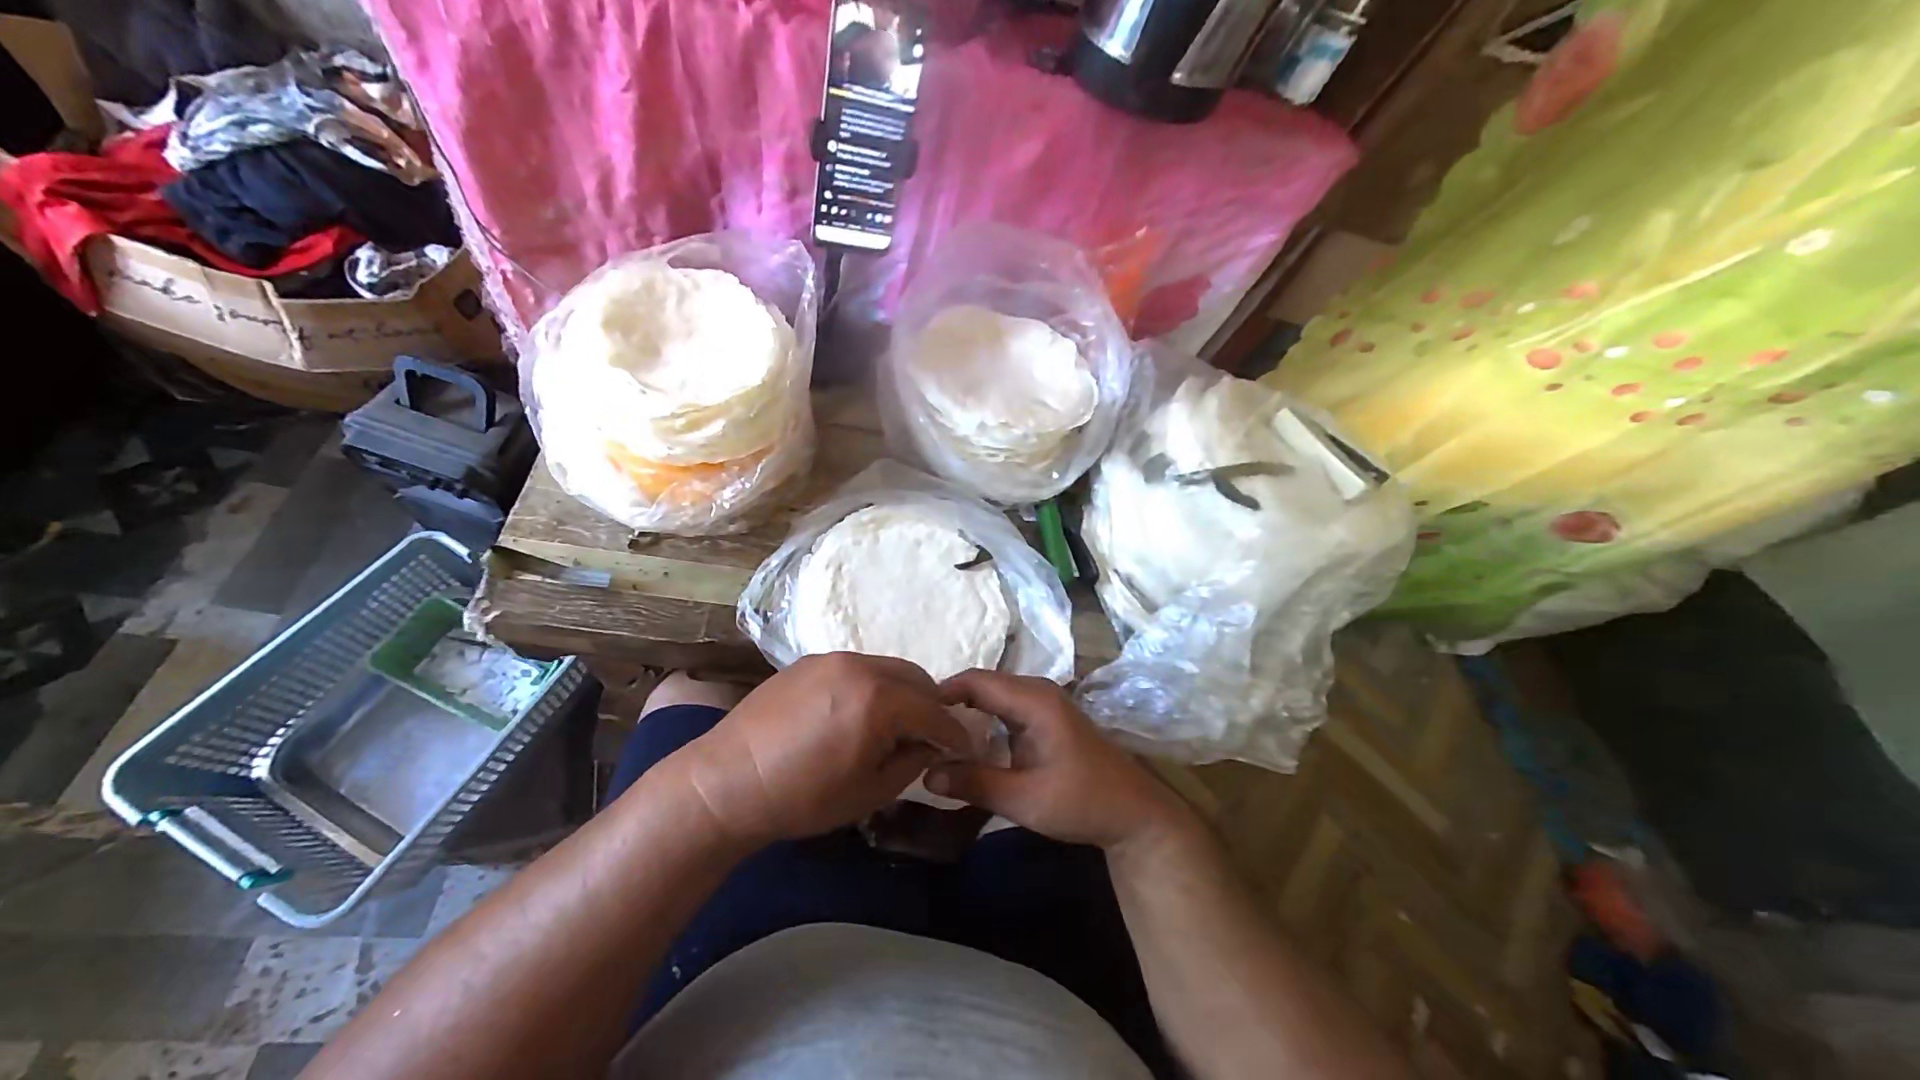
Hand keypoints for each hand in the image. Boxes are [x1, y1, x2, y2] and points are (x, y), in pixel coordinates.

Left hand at [672, 653, 970, 847]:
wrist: (728, 782)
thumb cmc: (803, 797)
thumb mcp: (870, 791)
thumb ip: (912, 761)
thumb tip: (931, 744)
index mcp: (880, 699)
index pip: (934, 710)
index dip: (954, 732)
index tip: (965, 748)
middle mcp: (860, 666)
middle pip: (916, 677)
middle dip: (931, 705)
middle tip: (931, 736)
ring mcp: (830, 659)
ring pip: (886, 668)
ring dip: (901, 693)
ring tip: (895, 725)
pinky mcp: (807, 662)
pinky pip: (856, 668)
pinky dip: (872, 686)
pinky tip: (858, 714)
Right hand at [926, 670, 1199, 851]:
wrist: (1134, 815)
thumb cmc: (1082, 802)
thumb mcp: (1023, 799)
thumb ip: (974, 783)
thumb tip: (926, 772)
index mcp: (1034, 700)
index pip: (975, 680)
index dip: (941, 693)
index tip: (912, 716)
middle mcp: (1037, 692)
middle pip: (982, 685)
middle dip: (949, 703)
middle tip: (917, 728)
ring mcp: (1044, 704)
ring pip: (992, 697)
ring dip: (965, 713)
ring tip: (934, 736)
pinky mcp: (1046, 720)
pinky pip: (1004, 710)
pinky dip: (982, 722)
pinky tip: (966, 745)